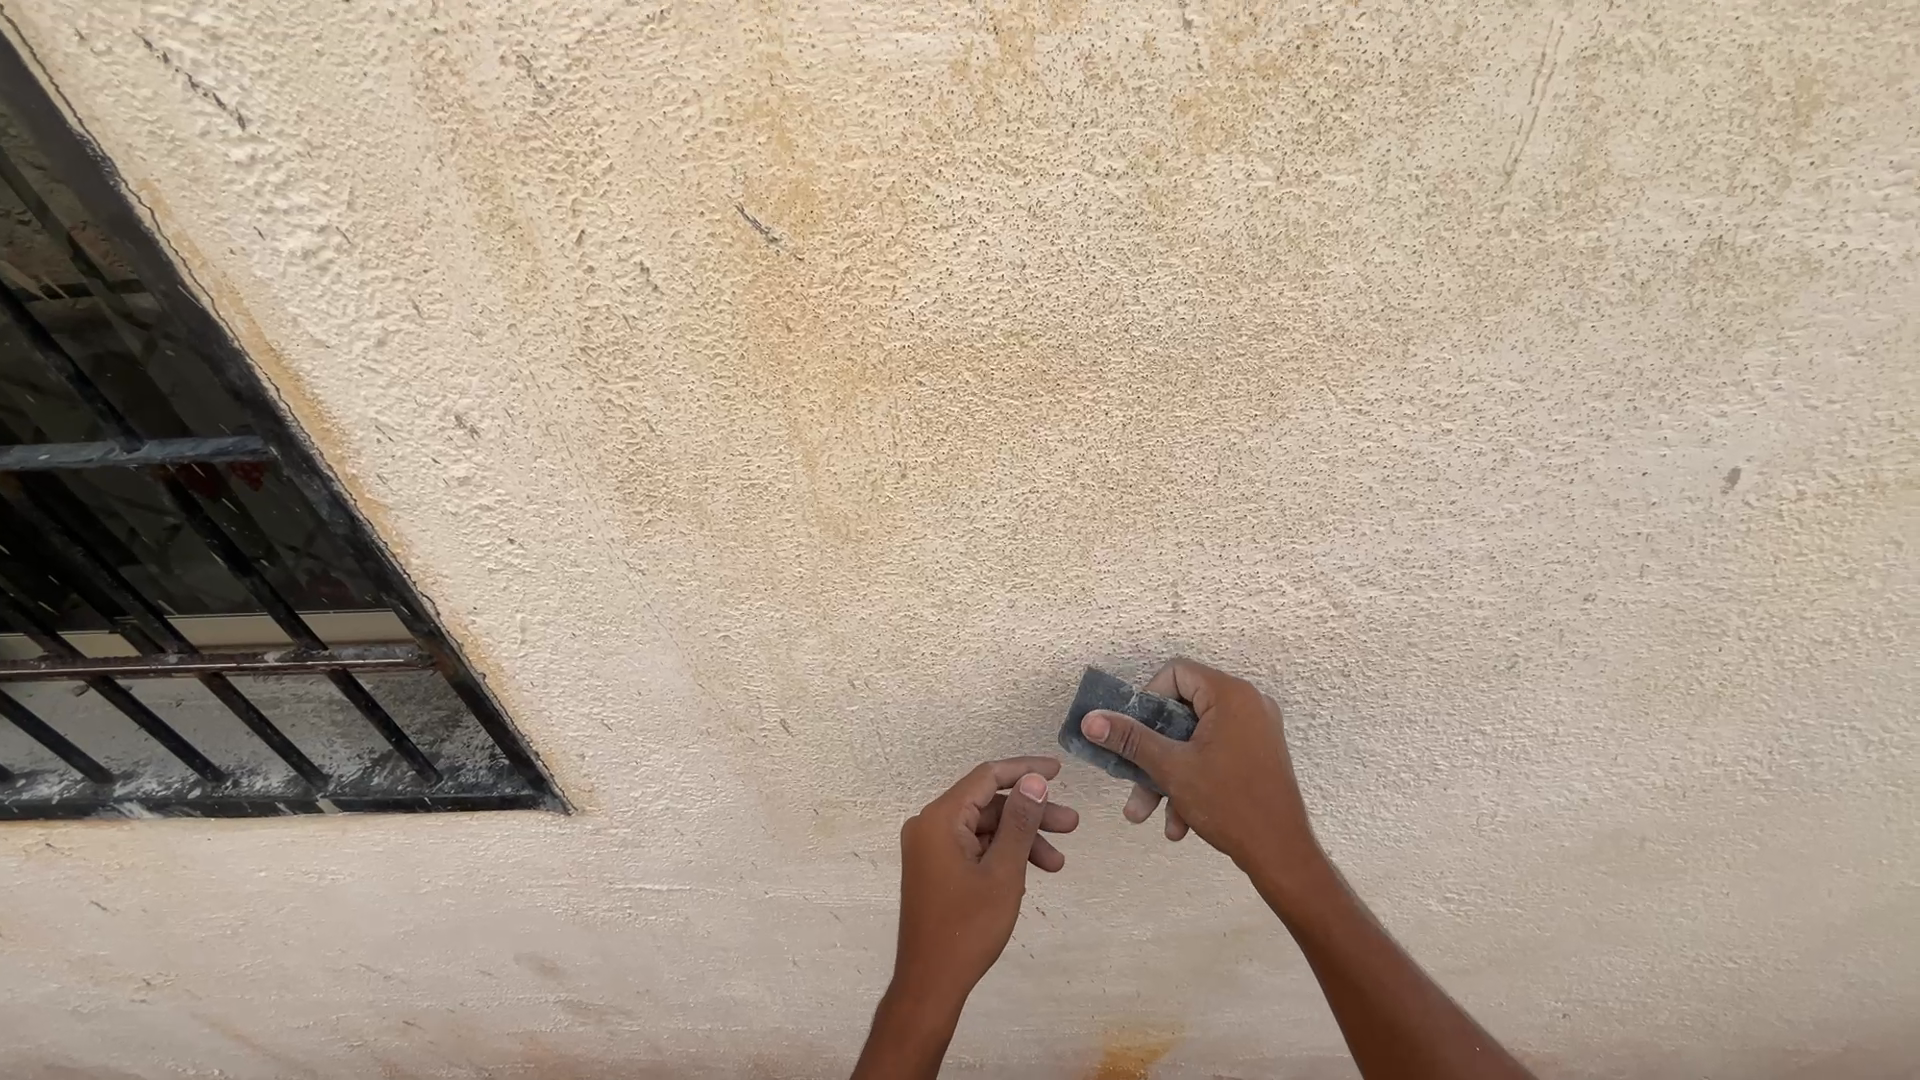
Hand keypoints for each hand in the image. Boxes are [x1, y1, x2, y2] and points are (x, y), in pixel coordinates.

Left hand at [891, 756, 1077, 1004]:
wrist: (930, 984)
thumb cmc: (967, 928)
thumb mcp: (1004, 872)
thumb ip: (1020, 821)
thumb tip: (1034, 780)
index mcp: (940, 818)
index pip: (987, 777)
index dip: (1025, 771)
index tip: (1059, 772)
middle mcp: (930, 824)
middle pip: (988, 804)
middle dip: (1030, 813)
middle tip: (1071, 824)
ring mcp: (930, 847)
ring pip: (984, 828)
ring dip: (1020, 839)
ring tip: (1057, 863)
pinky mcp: (935, 867)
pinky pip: (974, 847)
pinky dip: (1002, 855)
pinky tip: (1029, 873)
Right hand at [1080, 659, 1321, 877]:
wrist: (1282, 855)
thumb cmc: (1230, 804)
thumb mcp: (1170, 767)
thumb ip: (1129, 739)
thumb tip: (1091, 720)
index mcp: (1230, 695)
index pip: (1176, 673)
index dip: (1147, 699)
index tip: (1134, 731)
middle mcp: (1247, 704)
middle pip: (1181, 711)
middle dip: (1151, 750)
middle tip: (1130, 775)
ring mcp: (1255, 730)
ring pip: (1194, 740)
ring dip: (1166, 773)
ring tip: (1146, 813)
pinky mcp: (1257, 754)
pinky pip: (1213, 754)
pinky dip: (1191, 780)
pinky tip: (1177, 822)